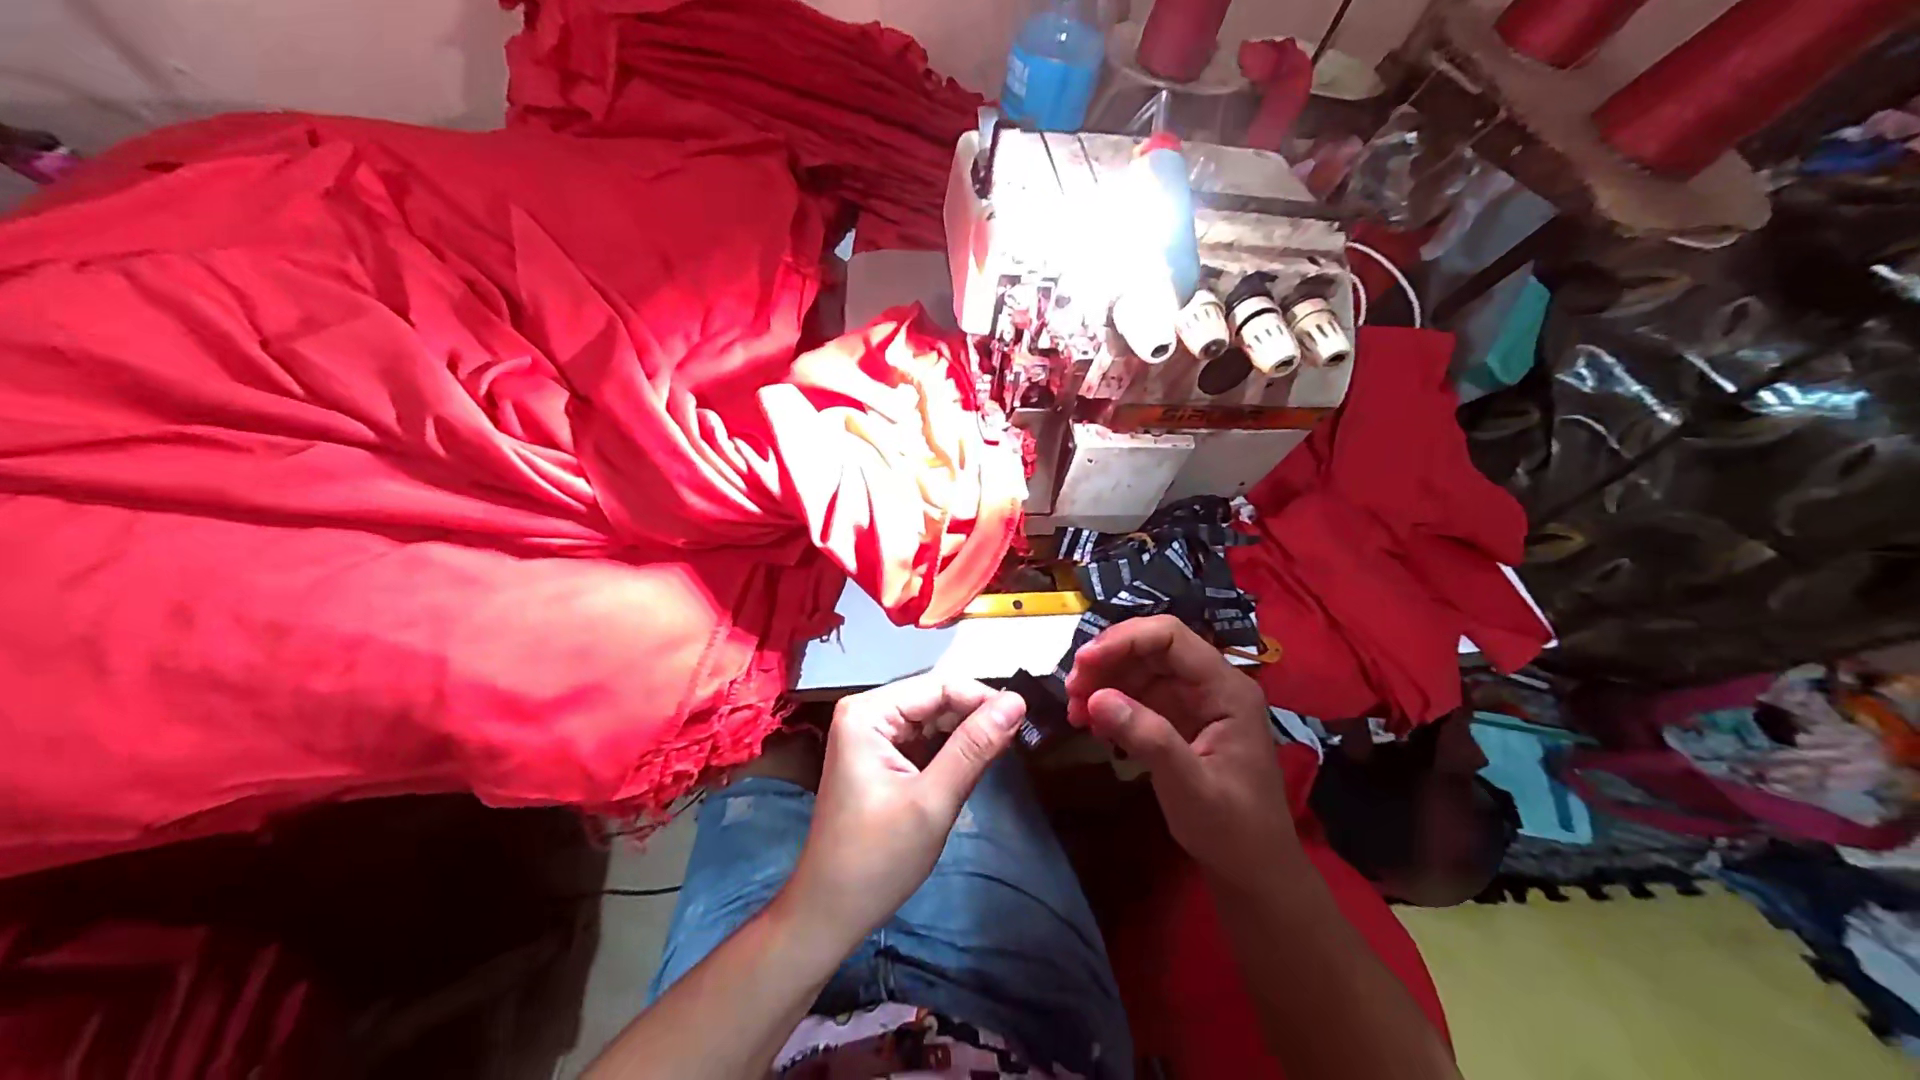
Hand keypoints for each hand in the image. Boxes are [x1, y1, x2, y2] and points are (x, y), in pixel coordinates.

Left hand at [783, 675, 1026, 946]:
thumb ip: (974, 747)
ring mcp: (872, 735)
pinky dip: (952, 749)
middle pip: (935, 699)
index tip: (1024, 717)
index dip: (983, 698)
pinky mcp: (881, 757)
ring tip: (1004, 748)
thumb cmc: (877, 859)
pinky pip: (924, 740)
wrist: (831, 911)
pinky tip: (978, 760)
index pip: (939, 686)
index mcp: (868, 713)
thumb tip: (1016, 702)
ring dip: (967, 732)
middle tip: (1019, 736)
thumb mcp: (932, 801)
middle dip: (976, 715)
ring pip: (933, 719)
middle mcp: (867, 713)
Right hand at [1064, 615, 1297, 889]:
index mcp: (1226, 689)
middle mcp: (1209, 685)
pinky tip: (1089, 723)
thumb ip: (1149, 739)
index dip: (1123, 640)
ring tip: (1074, 710)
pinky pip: (1136, 694)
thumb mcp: (1191, 788)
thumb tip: (1096, 697)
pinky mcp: (1176, 719)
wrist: (1252, 869)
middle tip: (1070, 691)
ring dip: (1102, 681)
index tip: (1083, 663)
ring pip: (1138, 669)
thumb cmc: (1233, 830)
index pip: (1170, 637)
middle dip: (1106, 661)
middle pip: (1149, 648)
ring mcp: (1192, 701)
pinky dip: (1108, 702)